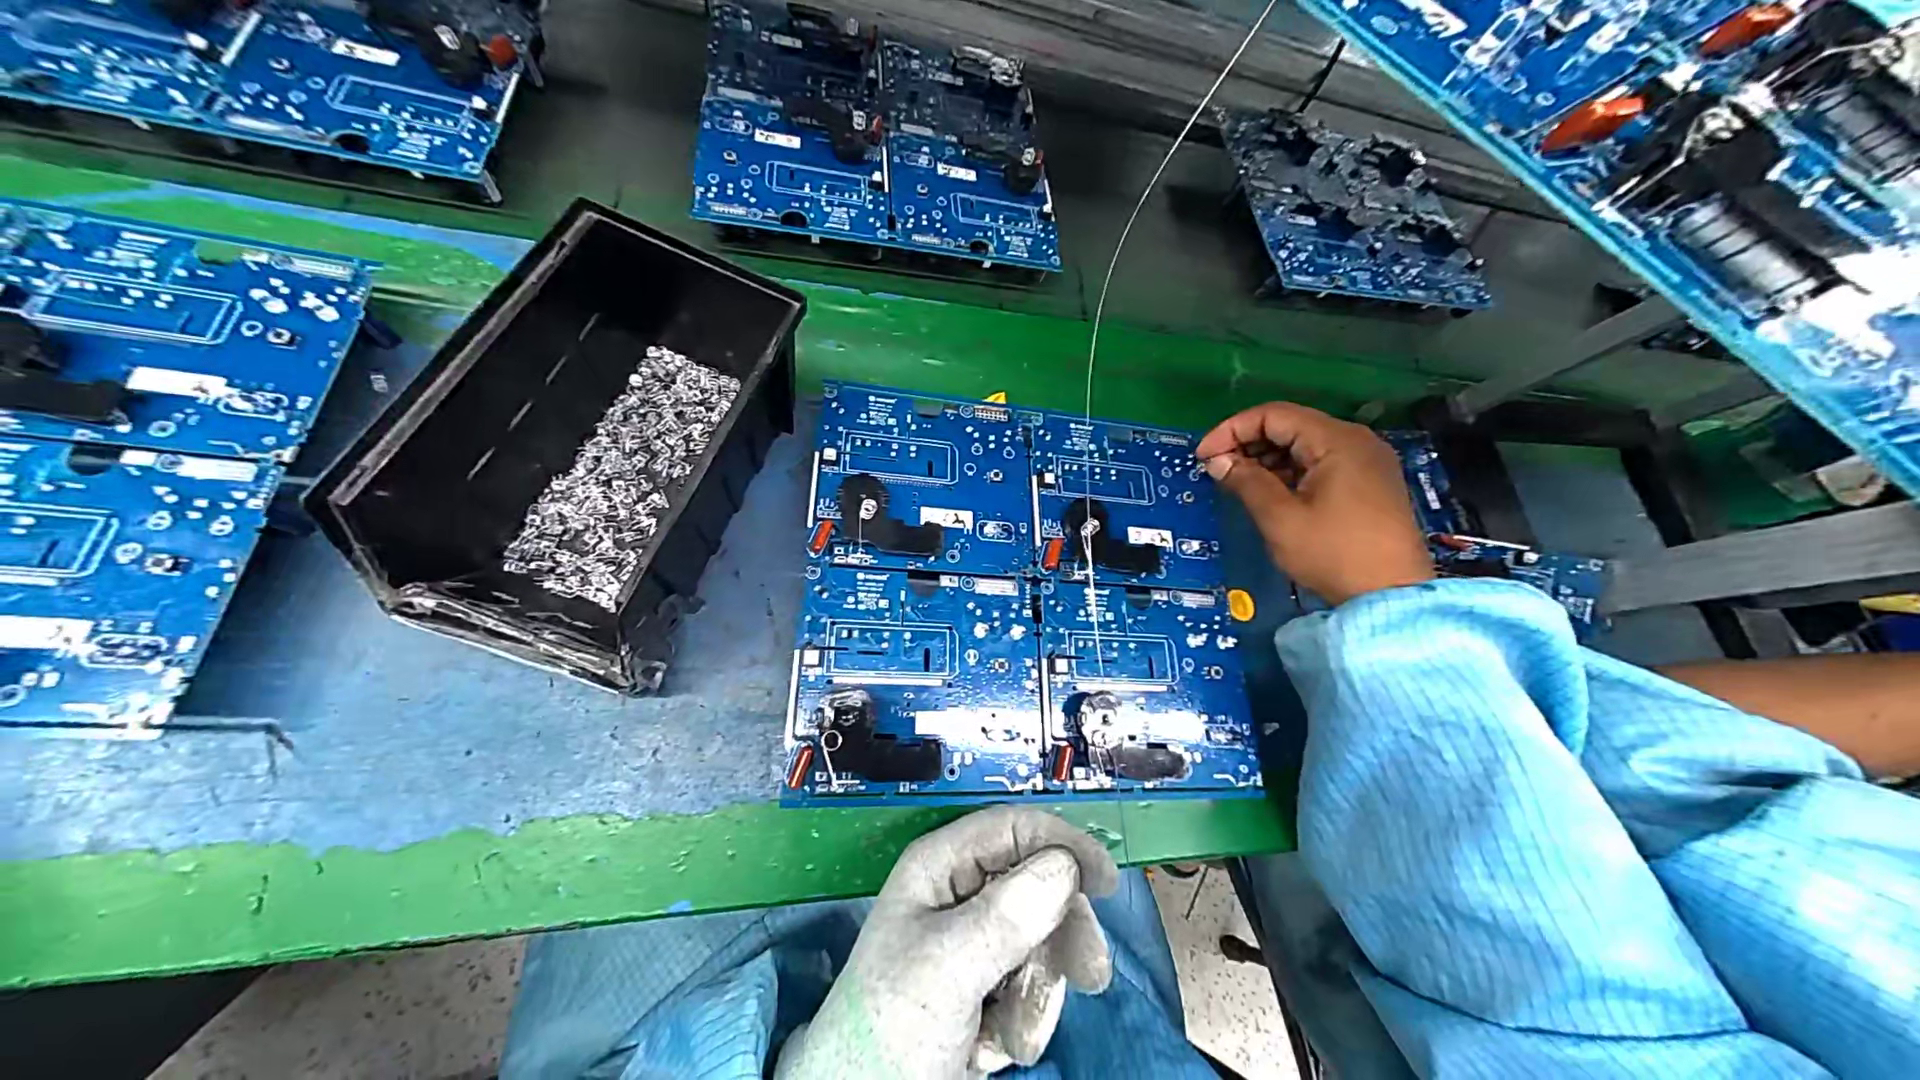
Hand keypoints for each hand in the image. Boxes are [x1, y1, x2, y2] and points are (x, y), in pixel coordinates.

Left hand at [775, 806, 1119, 1078]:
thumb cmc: (891, 1029)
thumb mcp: (947, 967)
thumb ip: (1006, 915)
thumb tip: (1065, 866)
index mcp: (941, 867)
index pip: (1012, 829)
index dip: (1061, 844)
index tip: (1105, 881)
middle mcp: (960, 896)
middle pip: (1038, 886)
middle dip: (1061, 934)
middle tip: (1090, 974)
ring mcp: (974, 944)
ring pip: (1042, 941)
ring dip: (1038, 991)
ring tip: (1013, 1036)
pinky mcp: (986, 989)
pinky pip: (1032, 984)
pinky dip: (1024, 1018)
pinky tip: (996, 1046)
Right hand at [1196, 401, 1433, 604]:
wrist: (1391, 595)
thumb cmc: (1333, 554)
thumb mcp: (1280, 518)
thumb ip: (1246, 481)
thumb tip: (1217, 461)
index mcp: (1336, 441)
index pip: (1273, 415)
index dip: (1231, 429)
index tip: (1204, 455)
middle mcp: (1355, 441)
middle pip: (1290, 425)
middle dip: (1248, 443)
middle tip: (1217, 469)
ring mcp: (1365, 461)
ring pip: (1303, 444)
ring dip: (1266, 458)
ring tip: (1238, 482)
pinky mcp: (1368, 481)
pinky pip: (1319, 462)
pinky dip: (1288, 471)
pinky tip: (1268, 491)